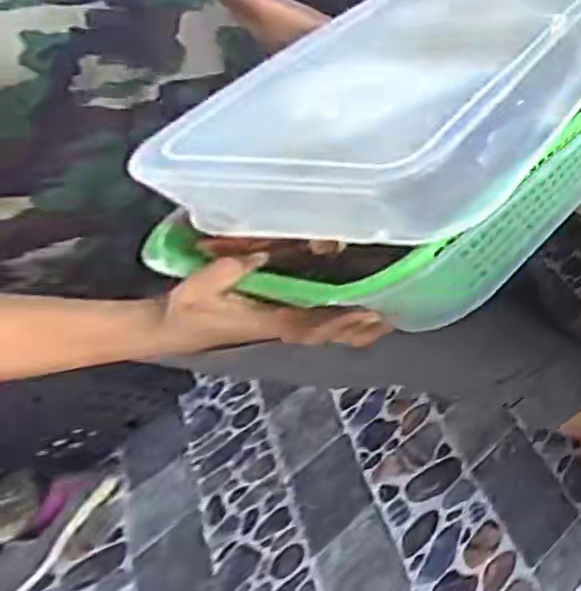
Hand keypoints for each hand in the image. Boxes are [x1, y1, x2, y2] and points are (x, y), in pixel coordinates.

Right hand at [155, 254, 390, 353]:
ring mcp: (294, 326)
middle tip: (395, 315)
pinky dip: (356, 325)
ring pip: (337, 333)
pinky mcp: (296, 321)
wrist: (173, 328)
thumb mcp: (196, 290)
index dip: (340, 320)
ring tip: (397, 318)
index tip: (368, 312)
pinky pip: (332, 327)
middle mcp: (290, 326)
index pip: (311, 323)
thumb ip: (224, 273)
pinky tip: (380, 315)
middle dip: (364, 327)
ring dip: (366, 328)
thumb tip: (257, 257)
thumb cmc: (189, 308)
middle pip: (335, 332)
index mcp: (271, 321)